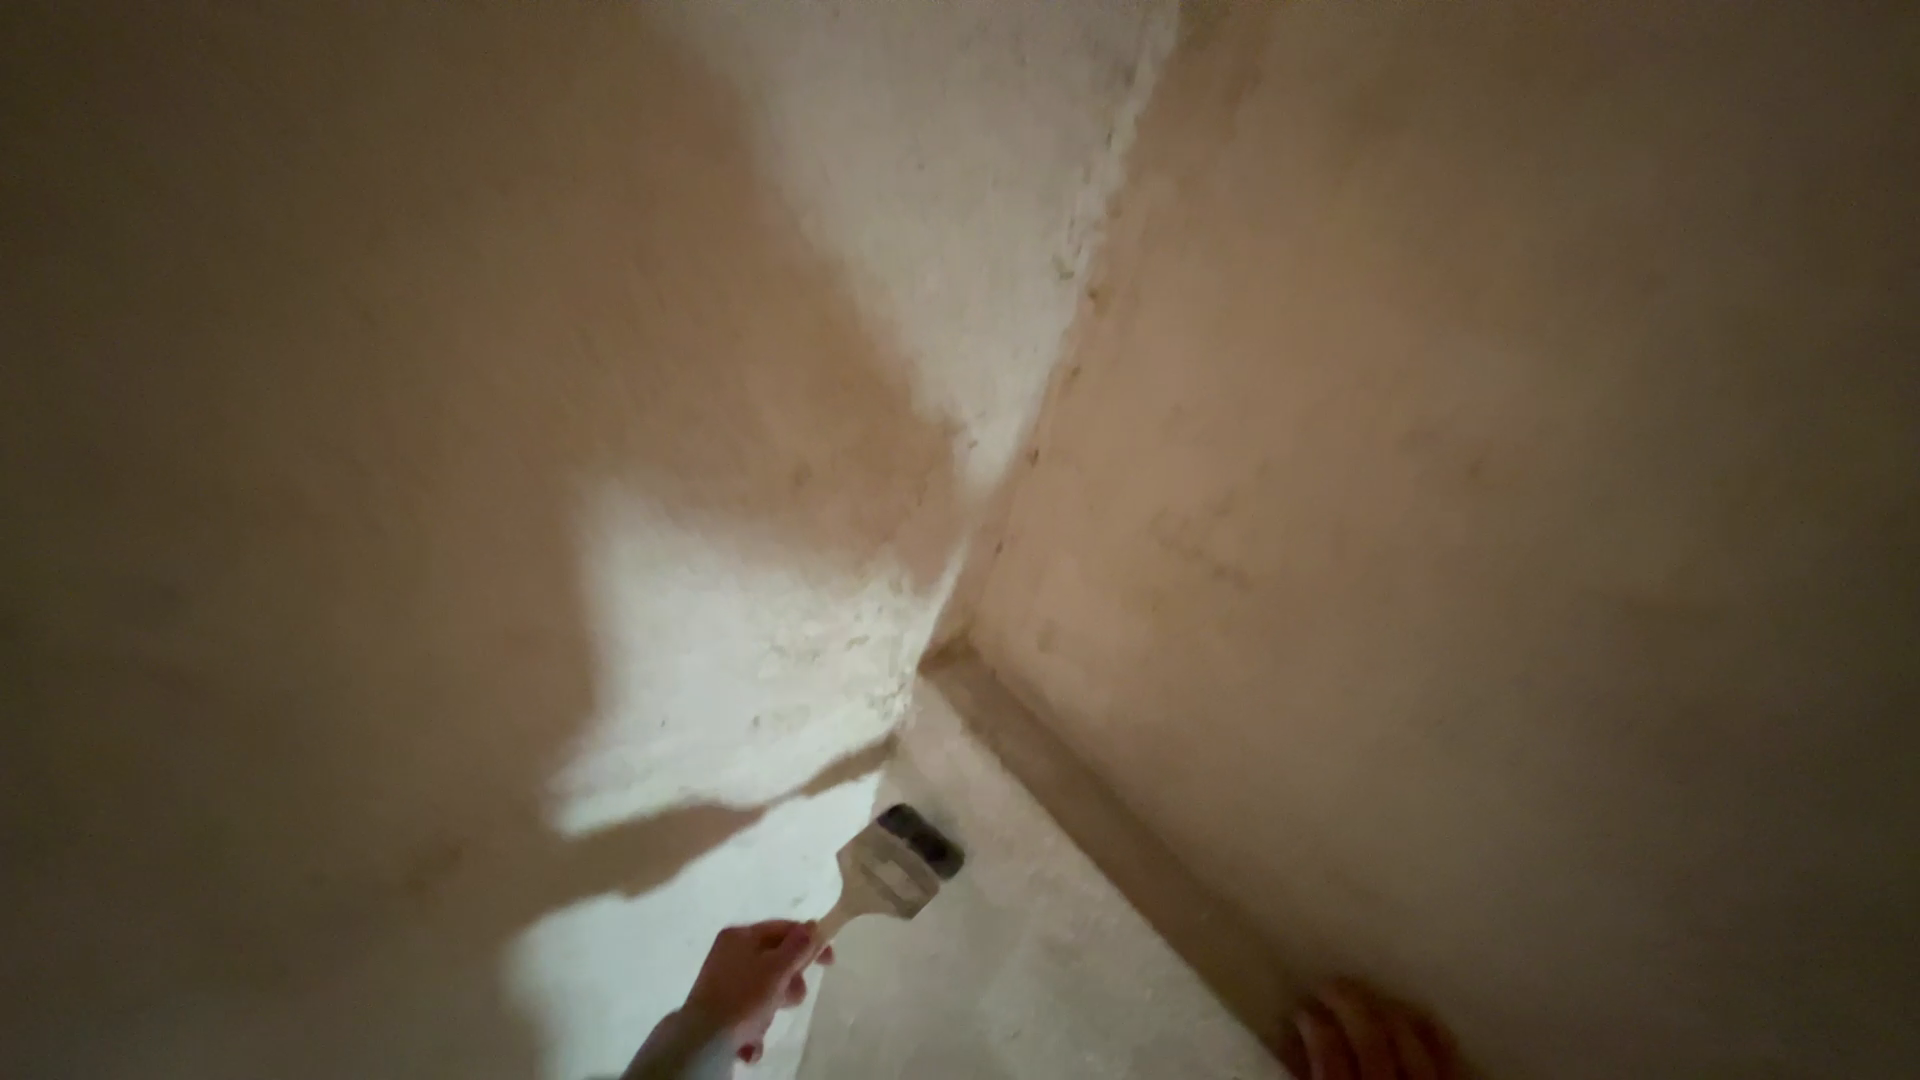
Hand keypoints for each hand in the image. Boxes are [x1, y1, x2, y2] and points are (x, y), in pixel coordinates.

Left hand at [684, 919, 834, 1064]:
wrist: (700, 1043)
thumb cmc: (743, 998)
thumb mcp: (778, 969)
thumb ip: (799, 946)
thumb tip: (813, 925)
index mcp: (742, 935)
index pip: (785, 929)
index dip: (811, 941)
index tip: (829, 961)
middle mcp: (729, 952)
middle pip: (775, 960)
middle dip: (789, 982)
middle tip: (793, 997)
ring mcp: (721, 980)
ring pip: (763, 988)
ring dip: (771, 1007)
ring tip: (764, 1025)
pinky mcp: (717, 1008)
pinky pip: (747, 1009)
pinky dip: (754, 1024)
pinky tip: (752, 1041)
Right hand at [1279, 980, 1458, 1079]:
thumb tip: (1291, 1045)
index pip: (1327, 1049)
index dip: (1311, 1020)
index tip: (1301, 1011)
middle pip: (1370, 1037)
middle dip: (1346, 1000)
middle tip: (1327, 986)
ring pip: (1410, 1043)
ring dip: (1386, 1010)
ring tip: (1367, 999)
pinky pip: (1451, 1064)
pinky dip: (1435, 1035)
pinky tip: (1415, 1015)